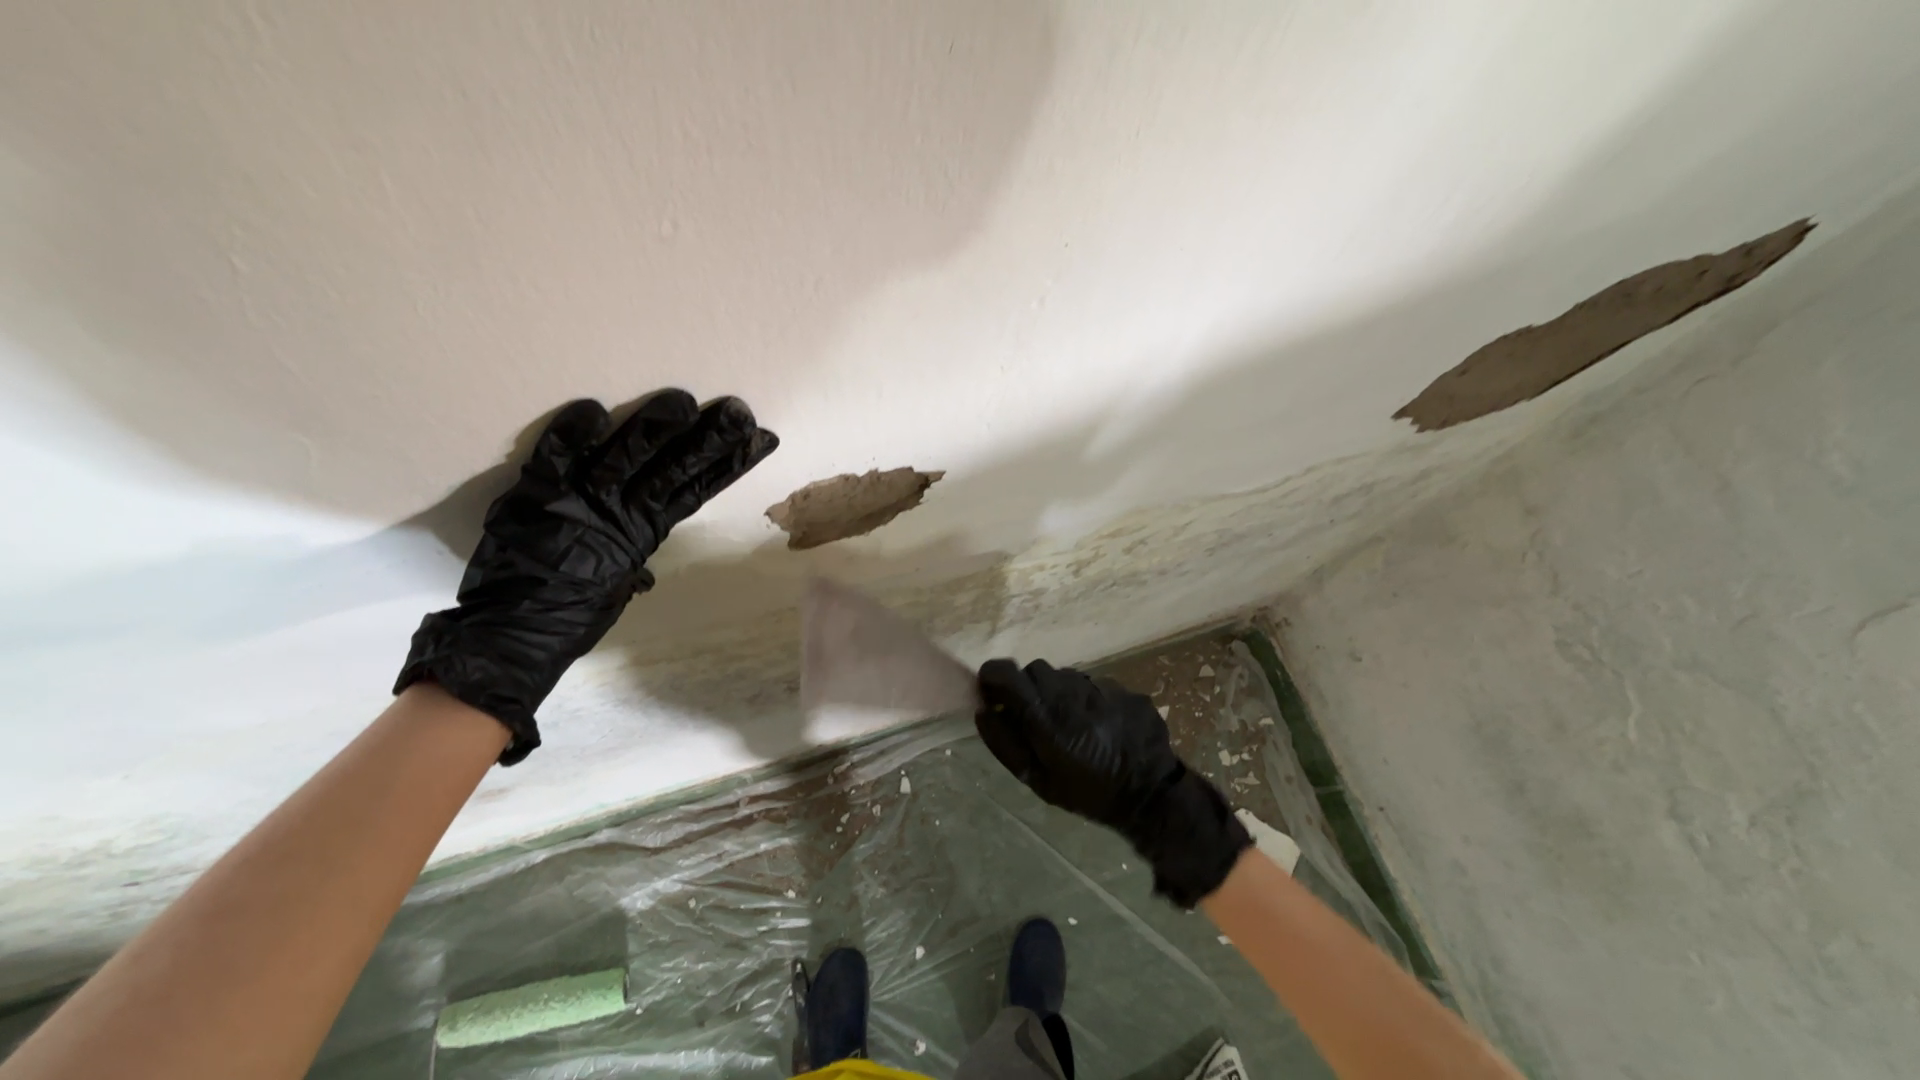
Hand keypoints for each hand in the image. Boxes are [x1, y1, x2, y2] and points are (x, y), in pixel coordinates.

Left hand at [395, 390, 777, 763]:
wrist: (516, 635)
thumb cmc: (572, 615)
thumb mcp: (617, 585)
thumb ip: (630, 560)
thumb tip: (642, 562)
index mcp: (642, 531)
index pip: (695, 490)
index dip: (726, 464)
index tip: (756, 438)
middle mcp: (621, 511)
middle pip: (672, 467)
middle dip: (707, 438)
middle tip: (737, 411)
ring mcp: (582, 501)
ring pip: (628, 454)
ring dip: (655, 426)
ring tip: (684, 402)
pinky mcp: (538, 497)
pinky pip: (556, 456)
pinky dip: (573, 434)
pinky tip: (594, 409)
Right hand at [975, 659, 1250, 905]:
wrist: (1150, 796)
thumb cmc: (1087, 793)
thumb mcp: (1037, 780)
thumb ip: (1005, 744)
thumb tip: (983, 711)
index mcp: (1044, 715)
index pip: (1004, 671)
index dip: (993, 678)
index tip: (994, 695)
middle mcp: (1070, 691)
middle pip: (1034, 669)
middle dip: (1027, 688)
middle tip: (1035, 717)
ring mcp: (1101, 686)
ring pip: (1066, 675)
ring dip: (1059, 692)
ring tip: (1072, 723)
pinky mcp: (1125, 689)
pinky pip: (1095, 684)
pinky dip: (1089, 699)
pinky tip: (1100, 726)